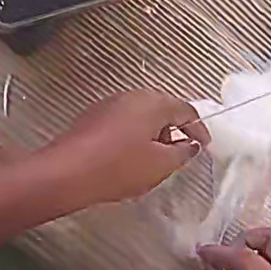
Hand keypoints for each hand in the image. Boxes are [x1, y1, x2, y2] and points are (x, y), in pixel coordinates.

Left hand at [37, 90, 209, 207]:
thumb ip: (181, 153)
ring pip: (139, 117)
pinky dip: (131, 138)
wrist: (67, 172)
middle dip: (173, 131)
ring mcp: (108, 105)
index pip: (186, 111)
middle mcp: (131, 97)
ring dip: (151, 135)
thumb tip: (189, 144)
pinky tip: (127, 159)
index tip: (203, 146)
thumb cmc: (119, 167)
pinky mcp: (91, 119)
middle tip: (179, 154)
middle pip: (161, 110)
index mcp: (153, 103)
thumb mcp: (160, 165)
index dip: (198, 129)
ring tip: (152, 161)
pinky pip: (121, 125)